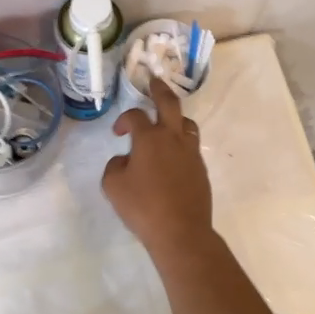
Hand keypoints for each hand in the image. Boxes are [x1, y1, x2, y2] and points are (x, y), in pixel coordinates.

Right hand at [102, 82, 212, 256]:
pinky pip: (192, 147)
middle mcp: (174, 138)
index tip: (118, 133)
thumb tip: (125, 160)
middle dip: (160, 89)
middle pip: (170, 103)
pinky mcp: (201, 169)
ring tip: (167, 123)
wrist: (180, 231)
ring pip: (187, 124)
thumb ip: (115, 166)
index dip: (123, 120)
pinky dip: (181, 143)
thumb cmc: (142, 207)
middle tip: (154, 81)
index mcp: (150, 138)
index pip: (135, 116)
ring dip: (176, 118)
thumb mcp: (113, 186)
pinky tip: (173, 157)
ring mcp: (191, 153)